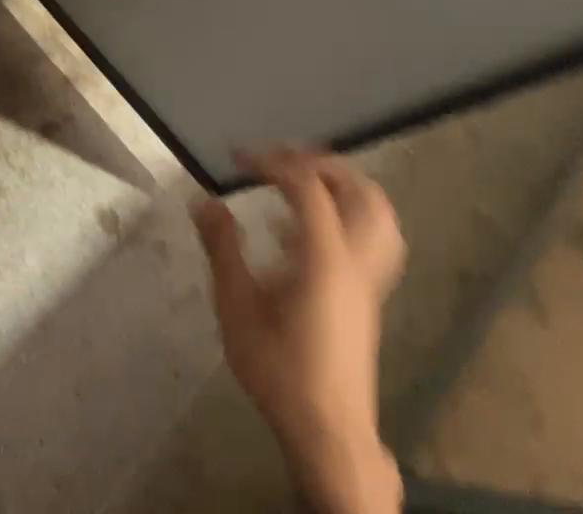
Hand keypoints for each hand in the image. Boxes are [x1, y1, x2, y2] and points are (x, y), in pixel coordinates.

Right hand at [194, 150, 405, 513]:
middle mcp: (358, 262)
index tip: (236, 158)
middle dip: (320, 164)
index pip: (307, 189)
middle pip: (361, 193)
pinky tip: (301, 227)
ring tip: (297, 181)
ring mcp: (370, 280)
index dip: (273, 163)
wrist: (326, 424)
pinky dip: (344, 214)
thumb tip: (204, 201)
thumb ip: (222, 248)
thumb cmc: (276, 365)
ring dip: (341, 187)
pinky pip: (371, 237)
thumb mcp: (235, 304)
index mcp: (324, 259)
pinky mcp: (367, 295)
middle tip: (276, 158)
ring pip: (378, 216)